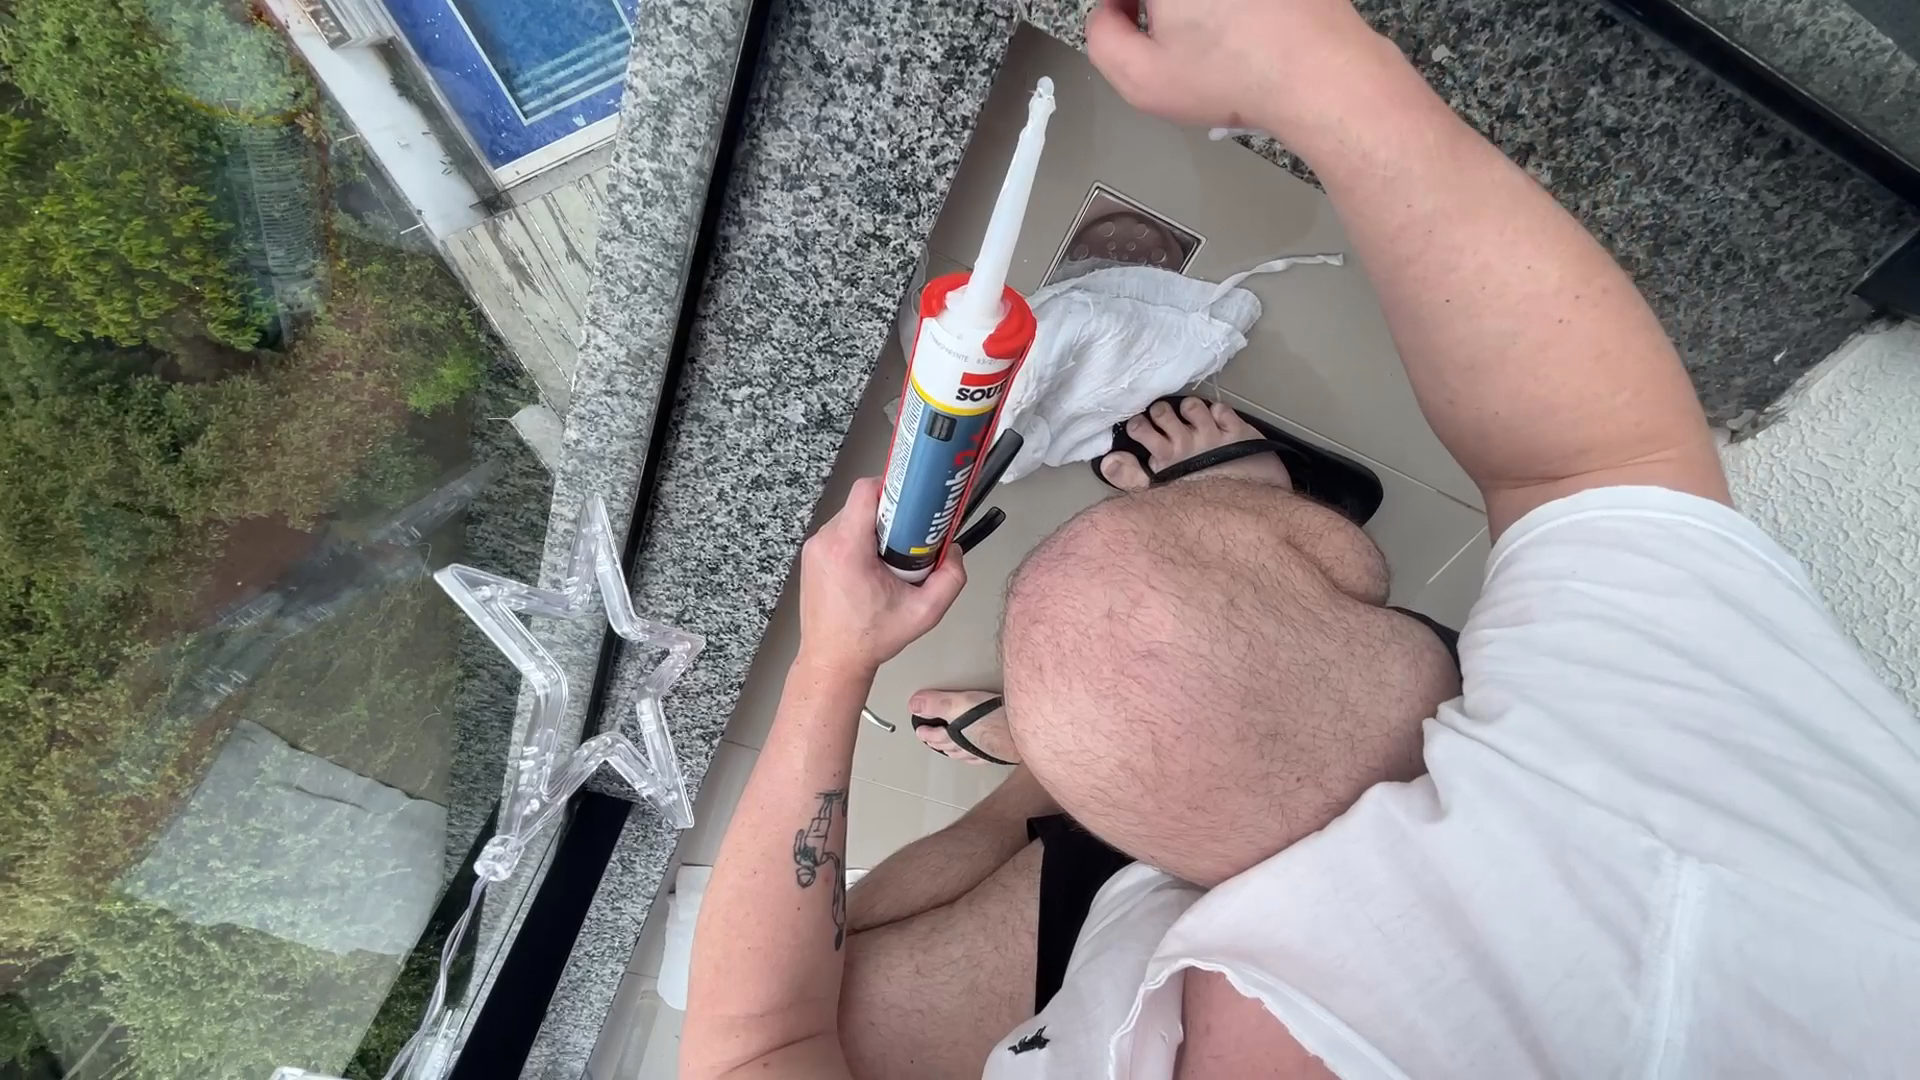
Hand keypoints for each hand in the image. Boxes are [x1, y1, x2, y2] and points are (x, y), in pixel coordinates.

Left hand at [795, 477, 967, 676]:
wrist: (833, 660)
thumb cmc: (868, 638)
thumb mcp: (924, 613)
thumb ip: (950, 578)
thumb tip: (954, 550)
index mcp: (848, 550)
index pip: (866, 491)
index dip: (893, 488)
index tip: (913, 500)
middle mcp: (826, 544)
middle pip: (863, 503)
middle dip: (891, 515)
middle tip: (910, 536)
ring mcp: (815, 549)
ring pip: (851, 516)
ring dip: (875, 528)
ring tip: (892, 557)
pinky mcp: (812, 556)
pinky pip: (841, 532)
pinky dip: (860, 540)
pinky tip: (874, 565)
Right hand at [1085, 0, 1381, 132]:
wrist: (1312, 69)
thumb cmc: (1233, 76)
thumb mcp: (1140, 80)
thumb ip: (1100, 38)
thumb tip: (1105, 14)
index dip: (1118, 9)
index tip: (1125, 24)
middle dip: (1154, 11)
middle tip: (1169, 37)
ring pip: (1194, 2)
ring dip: (1191, 13)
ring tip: (1209, 35)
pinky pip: (1229, 2)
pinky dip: (1225, 11)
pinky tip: (1236, 28)